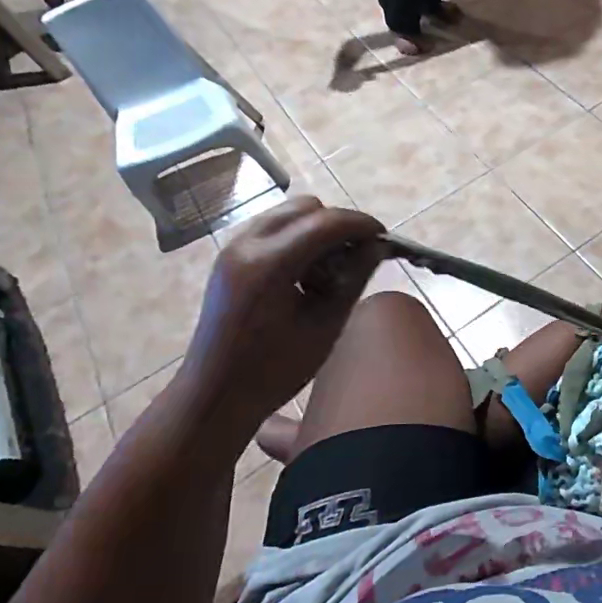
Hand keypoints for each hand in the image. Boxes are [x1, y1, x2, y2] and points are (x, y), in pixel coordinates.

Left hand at [176, 196, 383, 427]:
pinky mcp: (230, 259)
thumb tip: (377, 248)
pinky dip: (297, 238)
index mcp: (269, 265)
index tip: (384, 239)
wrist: (217, 394)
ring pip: (287, 215)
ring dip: (317, 230)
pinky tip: (306, 274)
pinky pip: (272, 230)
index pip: (326, 223)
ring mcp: (233, 249)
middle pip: (305, 208)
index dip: (361, 225)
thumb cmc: (275, 370)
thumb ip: (354, 279)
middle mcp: (246, 245)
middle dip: (338, 225)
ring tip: (331, 268)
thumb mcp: (326, 326)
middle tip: (357, 256)